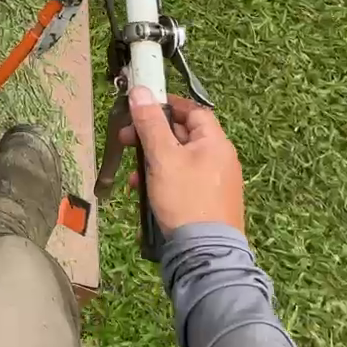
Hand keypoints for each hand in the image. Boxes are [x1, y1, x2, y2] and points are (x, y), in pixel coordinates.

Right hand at [117, 84, 245, 233]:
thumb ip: (150, 122)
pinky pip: (181, 178)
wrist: (205, 255)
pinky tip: (143, 189)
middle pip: (182, 133)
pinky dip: (161, 177)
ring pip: (177, 157)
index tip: (141, 107)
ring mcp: (214, 181)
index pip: (192, 110)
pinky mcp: (206, 201)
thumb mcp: (163, 156)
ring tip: (133, 172)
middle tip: (127, 139)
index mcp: (215, 143)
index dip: (166, 104)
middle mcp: (219, 159)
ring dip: (152, 159)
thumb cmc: (185, 198)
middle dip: (150, 135)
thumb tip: (141, 91)